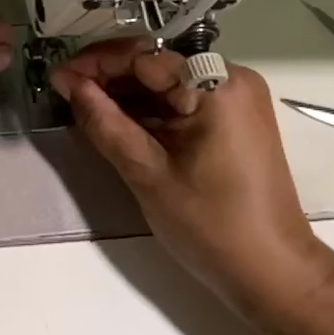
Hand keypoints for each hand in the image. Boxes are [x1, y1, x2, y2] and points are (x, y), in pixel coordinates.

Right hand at [50, 39, 333, 315]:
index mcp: (217, 84)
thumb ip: (104, 122)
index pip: (143, 57)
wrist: (275, 276)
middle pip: (155, 64)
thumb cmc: (212, 225)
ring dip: (124, 93)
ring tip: (80, 104)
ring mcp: (233, 98)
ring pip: (165, 81)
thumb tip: (68, 84)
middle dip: (108, 76)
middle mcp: (230, 78)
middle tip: (65, 90)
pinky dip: (147, 109)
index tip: (58, 78)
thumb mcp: (147, 173)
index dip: (97, 65)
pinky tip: (113, 118)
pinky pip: (180, 100)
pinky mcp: (231, 118)